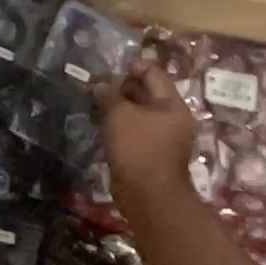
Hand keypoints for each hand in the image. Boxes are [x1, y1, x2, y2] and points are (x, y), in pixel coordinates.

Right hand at [94, 58, 196, 208]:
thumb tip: (100, 85)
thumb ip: (109, 94)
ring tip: (93, 103)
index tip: (106, 70)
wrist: (147, 197)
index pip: (152, 72)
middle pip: (145, 91)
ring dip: (116, 107)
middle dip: (120, 87)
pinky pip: (133, 130)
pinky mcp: (149, 153)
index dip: (129, 67)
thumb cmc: (138, 148)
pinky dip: (118, 125)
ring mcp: (162, 137)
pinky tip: (100, 124)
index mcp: (172, 104)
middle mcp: (171, 118)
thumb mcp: (119, 114)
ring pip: (137, 112)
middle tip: (95, 86)